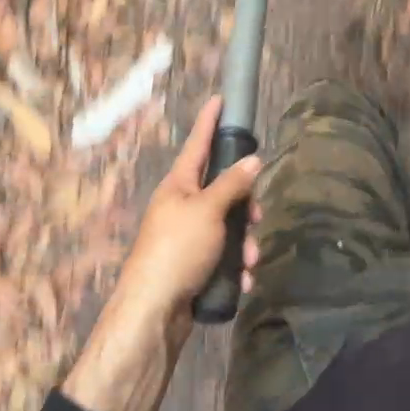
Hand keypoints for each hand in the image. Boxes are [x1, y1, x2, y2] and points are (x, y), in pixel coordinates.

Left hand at [112, 94, 263, 341]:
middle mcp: (181, 205)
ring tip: (251, 261)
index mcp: (178, 184)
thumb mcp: (208, 211)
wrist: (153, 311)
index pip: (198, 143)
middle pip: (221, 189)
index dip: (210, 121)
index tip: (220, 99)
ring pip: (227, 225)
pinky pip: (223, 255)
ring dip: (245, 242)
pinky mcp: (192, 264)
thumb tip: (253, 160)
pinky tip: (245, 281)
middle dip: (245, 204)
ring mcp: (186, 236)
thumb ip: (232, 184)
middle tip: (257, 216)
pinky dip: (236, 266)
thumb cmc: (178, 249)